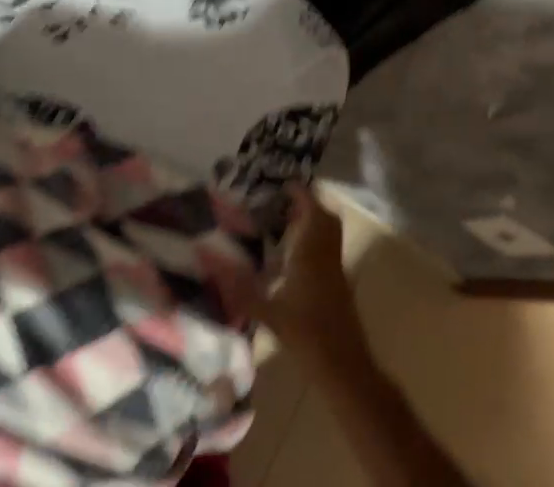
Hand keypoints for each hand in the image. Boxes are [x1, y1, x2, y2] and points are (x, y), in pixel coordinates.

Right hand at [247, 185, 370, 373]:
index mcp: (312, 257)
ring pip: (331, 236)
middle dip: (310, 205)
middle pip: (327, 220)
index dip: (303, 196)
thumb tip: (209, 261)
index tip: (286, 185)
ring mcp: (336, 273)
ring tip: (287, 223)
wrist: (344, 367)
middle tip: (285, 202)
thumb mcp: (268, 314)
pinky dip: (315, 242)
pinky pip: (329, 251)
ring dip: (313, 223)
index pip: (313, 215)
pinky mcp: (339, 287)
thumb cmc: (306, 337)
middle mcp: (328, 259)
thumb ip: (239, 289)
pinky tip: (293, 258)